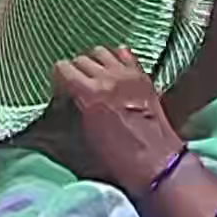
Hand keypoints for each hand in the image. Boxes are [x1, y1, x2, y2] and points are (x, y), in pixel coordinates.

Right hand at [53, 46, 181, 193]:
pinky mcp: (142, 75)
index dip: (58, 79)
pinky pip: (123, 53)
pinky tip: (114, 72)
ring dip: (94, 62)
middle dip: (74, 71)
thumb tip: (59, 105)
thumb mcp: (85, 140)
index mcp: (89, 94)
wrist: (157, 165)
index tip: (61, 92)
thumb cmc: (118, 160)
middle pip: (80, 59)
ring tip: (95, 77)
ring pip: (100, 51)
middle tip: (77, 88)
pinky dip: (115, 58)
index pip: (62, 67)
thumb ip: (70, 115)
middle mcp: (106, 77)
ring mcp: (126, 73)